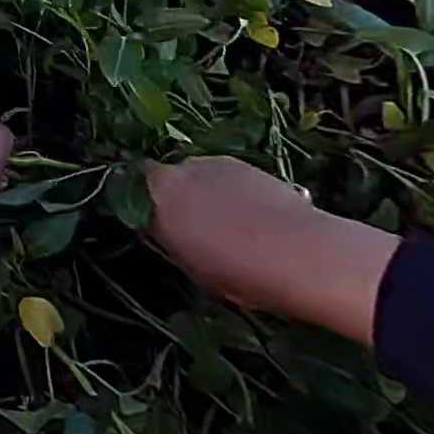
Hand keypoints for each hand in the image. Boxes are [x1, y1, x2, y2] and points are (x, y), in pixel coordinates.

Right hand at [144, 157, 400, 344]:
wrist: (302, 253)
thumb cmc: (242, 272)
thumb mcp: (192, 265)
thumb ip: (170, 237)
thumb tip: (166, 228)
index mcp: (155, 202)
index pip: (130, 192)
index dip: (143, 205)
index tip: (155, 221)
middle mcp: (173, 173)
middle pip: (161, 176)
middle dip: (171, 192)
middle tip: (191, 219)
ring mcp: (206, 163)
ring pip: (193, 173)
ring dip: (200, 187)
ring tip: (227, 217)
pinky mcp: (238, 161)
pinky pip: (221, 172)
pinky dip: (228, 186)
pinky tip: (252, 211)